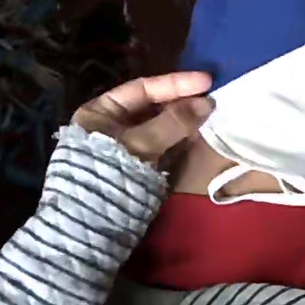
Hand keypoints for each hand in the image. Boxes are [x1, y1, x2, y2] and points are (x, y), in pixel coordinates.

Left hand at [72, 71, 214, 166]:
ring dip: (184, 121)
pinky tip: (198, 136)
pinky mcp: (139, 167)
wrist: (92, 223)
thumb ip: (173, 122)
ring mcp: (126, 147)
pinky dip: (180, 139)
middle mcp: (112, 125)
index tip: (206, 81)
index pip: (142, 89)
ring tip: (210, 115)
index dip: (175, 83)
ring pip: (161, 126)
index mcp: (101, 111)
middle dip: (182, 102)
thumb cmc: (109, 173)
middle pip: (153, 107)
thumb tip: (207, 103)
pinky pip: (163, 146)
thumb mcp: (140, 143)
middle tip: (211, 99)